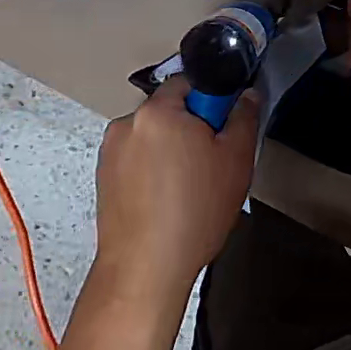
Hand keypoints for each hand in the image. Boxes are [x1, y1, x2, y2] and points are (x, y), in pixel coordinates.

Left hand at [91, 75, 259, 301]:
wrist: (146, 267)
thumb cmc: (193, 213)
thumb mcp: (235, 161)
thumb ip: (243, 118)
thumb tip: (247, 95)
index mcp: (158, 111)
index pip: (189, 82)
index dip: (212, 101)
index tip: (223, 127)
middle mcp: (127, 123)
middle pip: (169, 110)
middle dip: (192, 128)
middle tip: (211, 162)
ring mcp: (111, 151)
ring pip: (153, 137)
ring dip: (171, 150)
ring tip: (188, 188)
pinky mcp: (104, 176)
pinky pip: (136, 160)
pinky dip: (152, 171)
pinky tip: (167, 201)